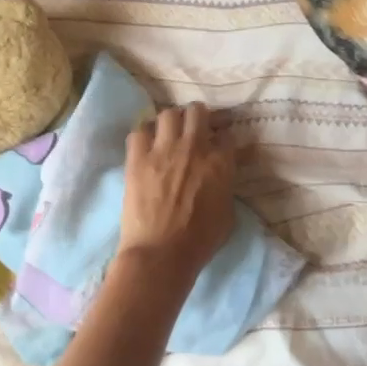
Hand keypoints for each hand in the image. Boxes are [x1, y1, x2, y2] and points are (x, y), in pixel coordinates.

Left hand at [115, 105, 236, 289]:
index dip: (222, 137)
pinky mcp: (137, 160)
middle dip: (198, 117)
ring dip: (171, 121)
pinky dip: (144, 134)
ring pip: (169, 114)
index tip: (219, 145)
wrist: (161, 254)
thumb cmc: (201, 240)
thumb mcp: (229, 210)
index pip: (227, 133)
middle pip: (197, 111)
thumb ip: (226, 184)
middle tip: (194, 129)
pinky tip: (146, 145)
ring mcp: (164, 150)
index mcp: (221, 160)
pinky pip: (139, 131)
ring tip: (169, 134)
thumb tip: (222, 176)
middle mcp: (195, 146)